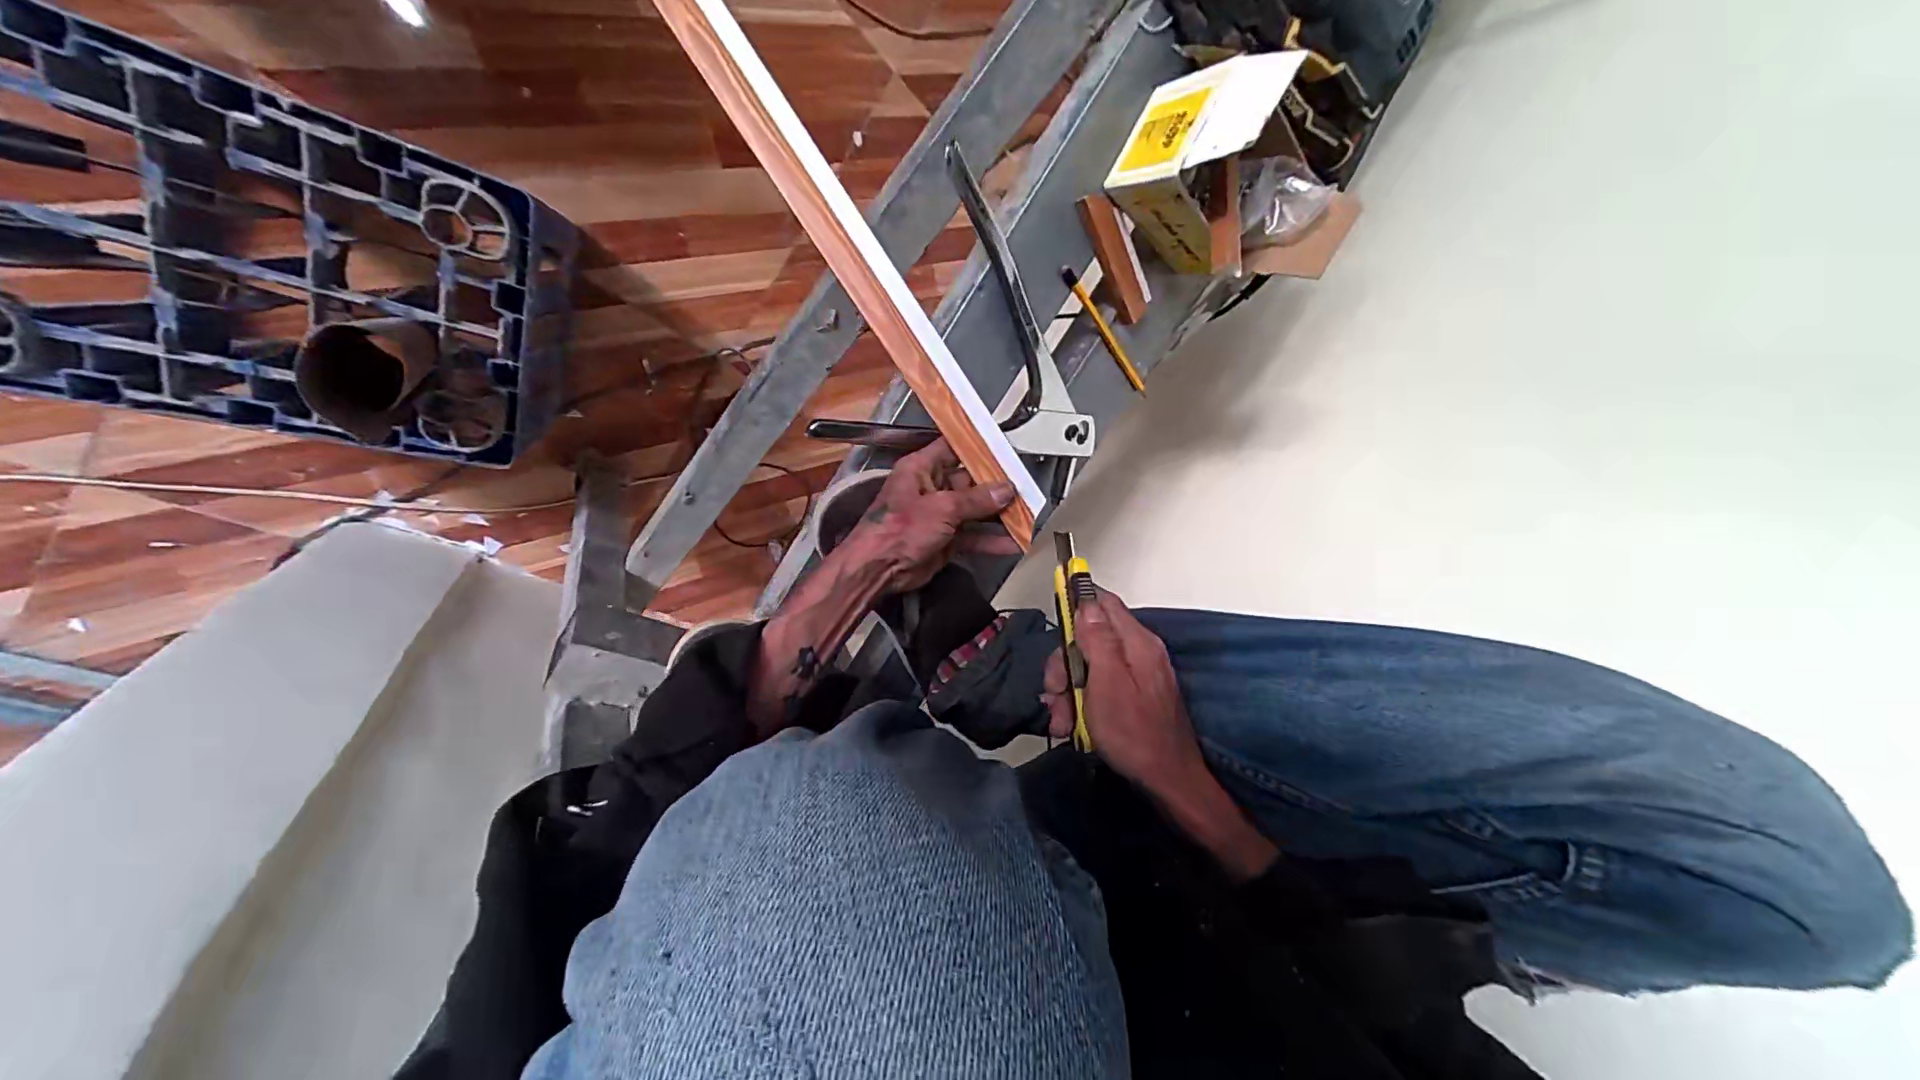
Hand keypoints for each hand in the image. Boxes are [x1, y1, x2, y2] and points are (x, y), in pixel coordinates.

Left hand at [842, 437, 1023, 593]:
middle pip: (969, 481)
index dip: (977, 448)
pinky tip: (1011, 541)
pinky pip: (972, 536)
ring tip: (1023, 514)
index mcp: (920, 469)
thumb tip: (1002, 491)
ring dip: (997, 514)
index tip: (1002, 449)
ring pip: (974, 511)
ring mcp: (937, 515)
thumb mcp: (942, 507)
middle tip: (1021, 487)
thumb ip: (976, 500)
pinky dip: (990, 540)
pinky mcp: (944, 539)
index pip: (952, 448)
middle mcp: (929, 489)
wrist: (878, 568)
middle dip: (995, 487)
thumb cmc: (893, 530)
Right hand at [1044, 589, 1279, 880]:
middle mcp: (1138, 652)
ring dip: (1068, 690)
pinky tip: (1072, 724)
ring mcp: (1137, 675)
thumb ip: (1098, 640)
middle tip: (1055, 693)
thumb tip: (1086, 603)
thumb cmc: (1134, 733)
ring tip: (1061, 720)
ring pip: (1089, 665)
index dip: (1076, 604)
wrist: (1167, 781)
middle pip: (1089, 638)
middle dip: (1064, 663)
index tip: (1054, 621)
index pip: (1103, 602)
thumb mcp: (1107, 683)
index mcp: (1136, 642)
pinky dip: (1081, 702)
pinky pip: (1098, 686)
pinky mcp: (1132, 696)